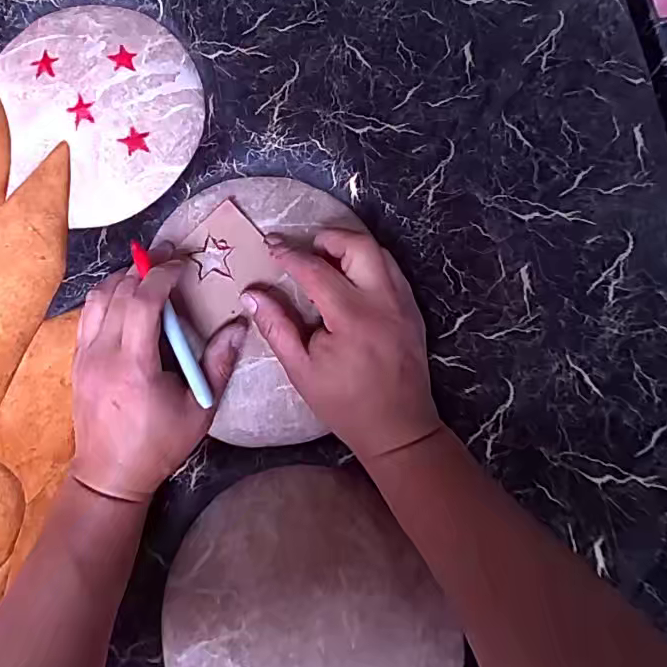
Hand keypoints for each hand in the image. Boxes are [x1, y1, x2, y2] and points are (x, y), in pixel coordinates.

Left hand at [70, 262, 245, 501]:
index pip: (142, 302)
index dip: (162, 275)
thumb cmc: (159, 444)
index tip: (182, 264)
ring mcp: (83, 356)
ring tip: (148, 273)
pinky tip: (127, 298)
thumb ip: (219, 364)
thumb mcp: (201, 410)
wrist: (109, 476)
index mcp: (134, 365)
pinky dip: (108, 295)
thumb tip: (239, 327)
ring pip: (97, 297)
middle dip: (144, 268)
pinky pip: (87, 313)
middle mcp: (102, 354)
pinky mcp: (76, 361)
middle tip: (169, 257)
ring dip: (124, 278)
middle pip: (118, 291)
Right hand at [244, 229, 441, 459]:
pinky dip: (370, 263)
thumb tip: (253, 294)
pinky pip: (392, 270)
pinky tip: (351, 280)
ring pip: (380, 252)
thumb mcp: (301, 370)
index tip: (271, 245)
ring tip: (326, 261)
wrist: (399, 427)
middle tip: (305, 249)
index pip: (316, 270)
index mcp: (352, 318)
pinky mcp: (413, 309)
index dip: (290, 254)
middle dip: (328, 238)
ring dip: (351, 247)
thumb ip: (277, 327)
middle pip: (359, 245)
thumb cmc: (345, 403)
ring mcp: (404, 303)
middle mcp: (384, 302)